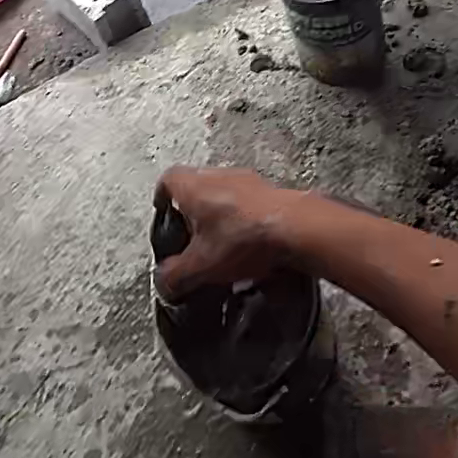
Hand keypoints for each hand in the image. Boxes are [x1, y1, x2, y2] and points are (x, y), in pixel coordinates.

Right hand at [152, 167, 305, 300]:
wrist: (296, 228)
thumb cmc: (242, 239)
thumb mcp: (201, 266)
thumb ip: (176, 276)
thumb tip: (163, 283)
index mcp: (195, 186)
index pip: (168, 179)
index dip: (162, 196)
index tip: (163, 214)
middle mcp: (219, 175)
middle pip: (196, 185)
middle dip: (191, 210)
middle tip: (191, 236)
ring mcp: (247, 179)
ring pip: (223, 192)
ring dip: (219, 213)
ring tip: (220, 243)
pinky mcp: (270, 189)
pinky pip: (247, 200)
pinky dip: (241, 217)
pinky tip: (247, 244)